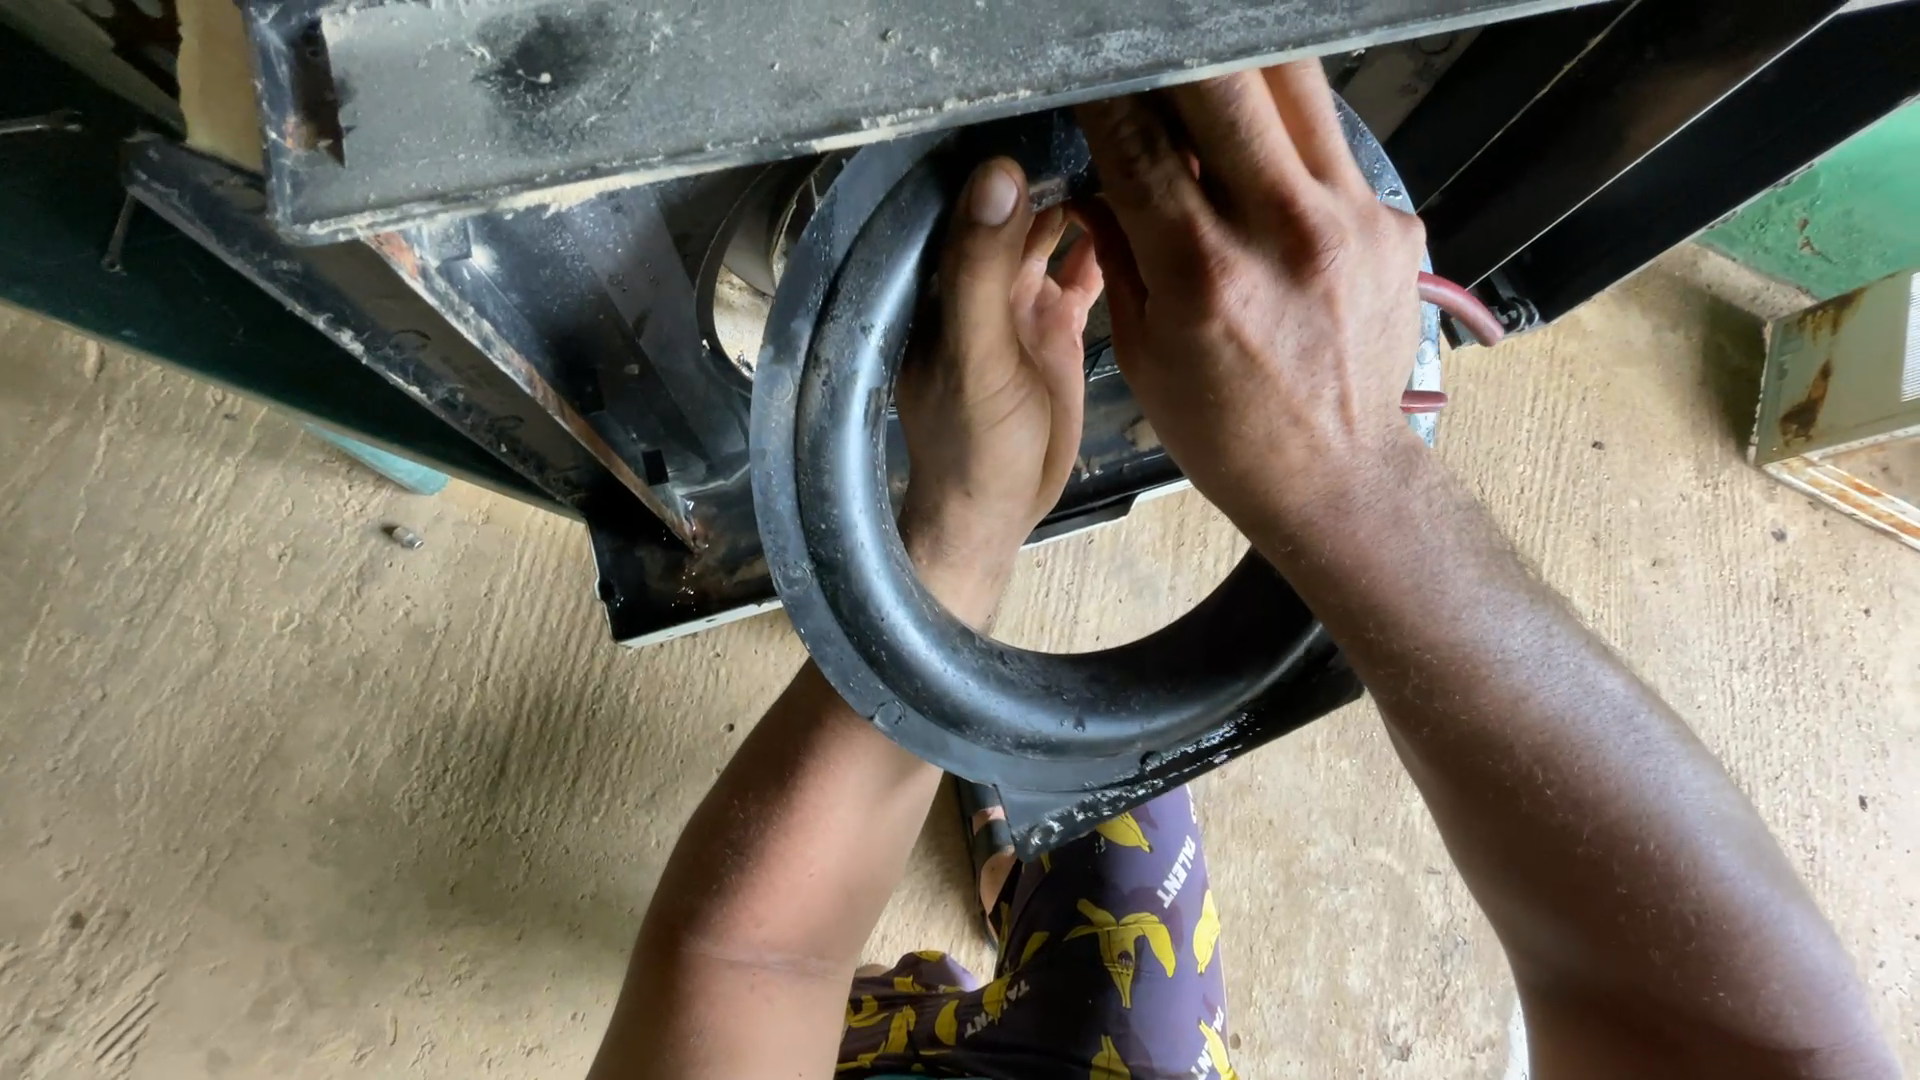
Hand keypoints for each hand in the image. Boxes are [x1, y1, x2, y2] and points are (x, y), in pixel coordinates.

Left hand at [896, 157, 1103, 625]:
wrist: (996, 509)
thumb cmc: (976, 445)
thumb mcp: (974, 361)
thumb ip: (979, 274)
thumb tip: (994, 174)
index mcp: (951, 281)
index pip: (980, 196)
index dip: (1019, 155)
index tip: (1074, 119)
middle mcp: (985, 282)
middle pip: (1022, 207)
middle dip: (1062, 170)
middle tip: (1127, 137)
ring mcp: (1023, 303)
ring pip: (1057, 234)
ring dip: (1091, 202)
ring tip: (1145, 168)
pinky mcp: (1056, 328)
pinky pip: (1083, 275)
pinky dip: (1107, 248)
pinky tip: (1143, 223)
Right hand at [1074, 62, 1427, 530]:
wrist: (1332, 475)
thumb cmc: (1221, 434)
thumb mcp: (1143, 360)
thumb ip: (1120, 261)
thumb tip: (1093, 189)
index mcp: (1203, 278)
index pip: (1142, 147)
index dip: (1107, 96)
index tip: (1089, 72)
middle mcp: (1284, 233)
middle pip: (1227, 82)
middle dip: (1174, 55)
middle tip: (1147, 54)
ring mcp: (1352, 220)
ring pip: (1296, 85)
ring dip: (1238, 72)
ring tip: (1206, 87)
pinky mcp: (1394, 222)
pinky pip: (1331, 143)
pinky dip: (1286, 137)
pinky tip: (1263, 165)